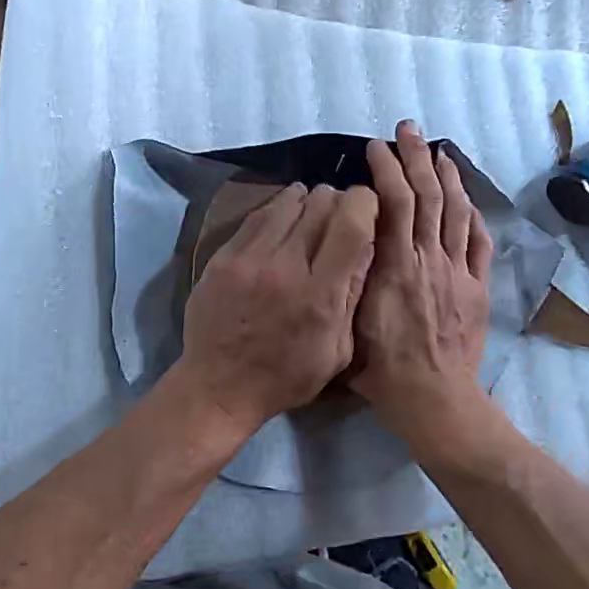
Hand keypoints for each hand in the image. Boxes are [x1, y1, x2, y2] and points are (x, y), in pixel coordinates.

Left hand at [170, 183, 377, 439]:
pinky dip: (277, 214)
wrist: (218, 387)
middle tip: (337, 220)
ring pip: (288, 200)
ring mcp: (248, 258)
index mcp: (320, 295)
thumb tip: (369, 244)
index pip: (351, 223)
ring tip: (308, 223)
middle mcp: (285, 267)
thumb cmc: (287, 376)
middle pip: (320, 202)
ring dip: (306, 205)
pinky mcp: (222, 256)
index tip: (367, 209)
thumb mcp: (338, 350)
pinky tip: (280, 229)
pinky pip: (258, 214)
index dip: (365, 204)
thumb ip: (354, 294)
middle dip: (337, 204)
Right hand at [352, 121, 493, 439]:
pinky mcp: (478, 288)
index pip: (394, 203)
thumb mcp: (350, 324)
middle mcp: (429, 260)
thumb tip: (350, 241)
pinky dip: (473, 216)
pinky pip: (480, 244)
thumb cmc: (383, 369)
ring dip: (448, 177)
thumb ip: (351, 280)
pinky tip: (467, 198)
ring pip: (456, 212)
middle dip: (417, 158)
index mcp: (395, 267)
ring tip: (440, 150)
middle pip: (428, 197)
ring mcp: (458, 272)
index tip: (376, 147)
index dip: (387, 169)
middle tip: (409, 129)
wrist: (435, 399)